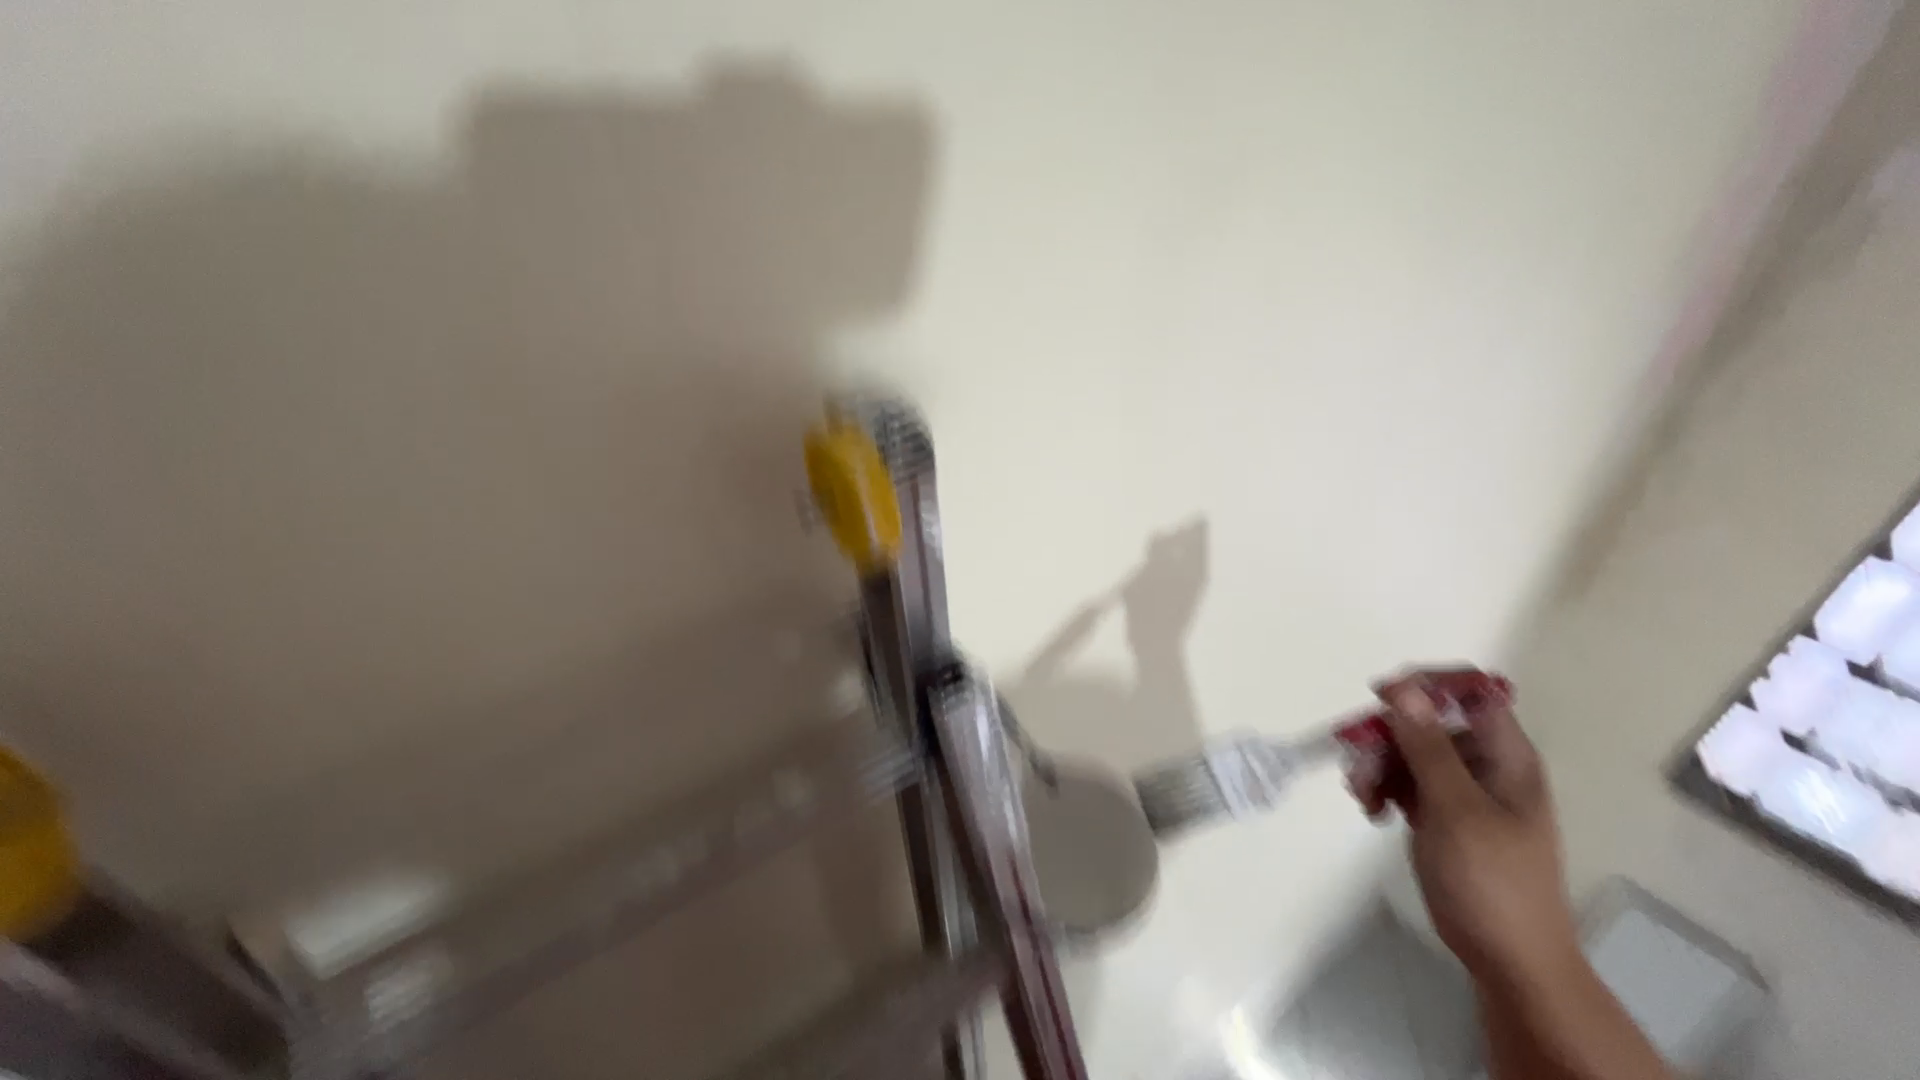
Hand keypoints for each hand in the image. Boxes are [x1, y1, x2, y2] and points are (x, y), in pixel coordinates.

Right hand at [1352, 676, 1580, 983]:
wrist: (1509, 959)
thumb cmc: (1491, 881)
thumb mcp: (1454, 809)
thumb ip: (1427, 746)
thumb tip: (1404, 687)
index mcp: (1505, 755)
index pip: (1470, 692)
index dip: (1427, 685)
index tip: (1382, 699)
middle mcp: (1485, 764)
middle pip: (1428, 721)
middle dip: (1388, 734)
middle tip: (1358, 763)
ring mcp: (1462, 791)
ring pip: (1409, 751)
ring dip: (1378, 764)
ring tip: (1362, 797)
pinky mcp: (1442, 815)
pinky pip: (1405, 781)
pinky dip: (1383, 788)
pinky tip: (1371, 811)